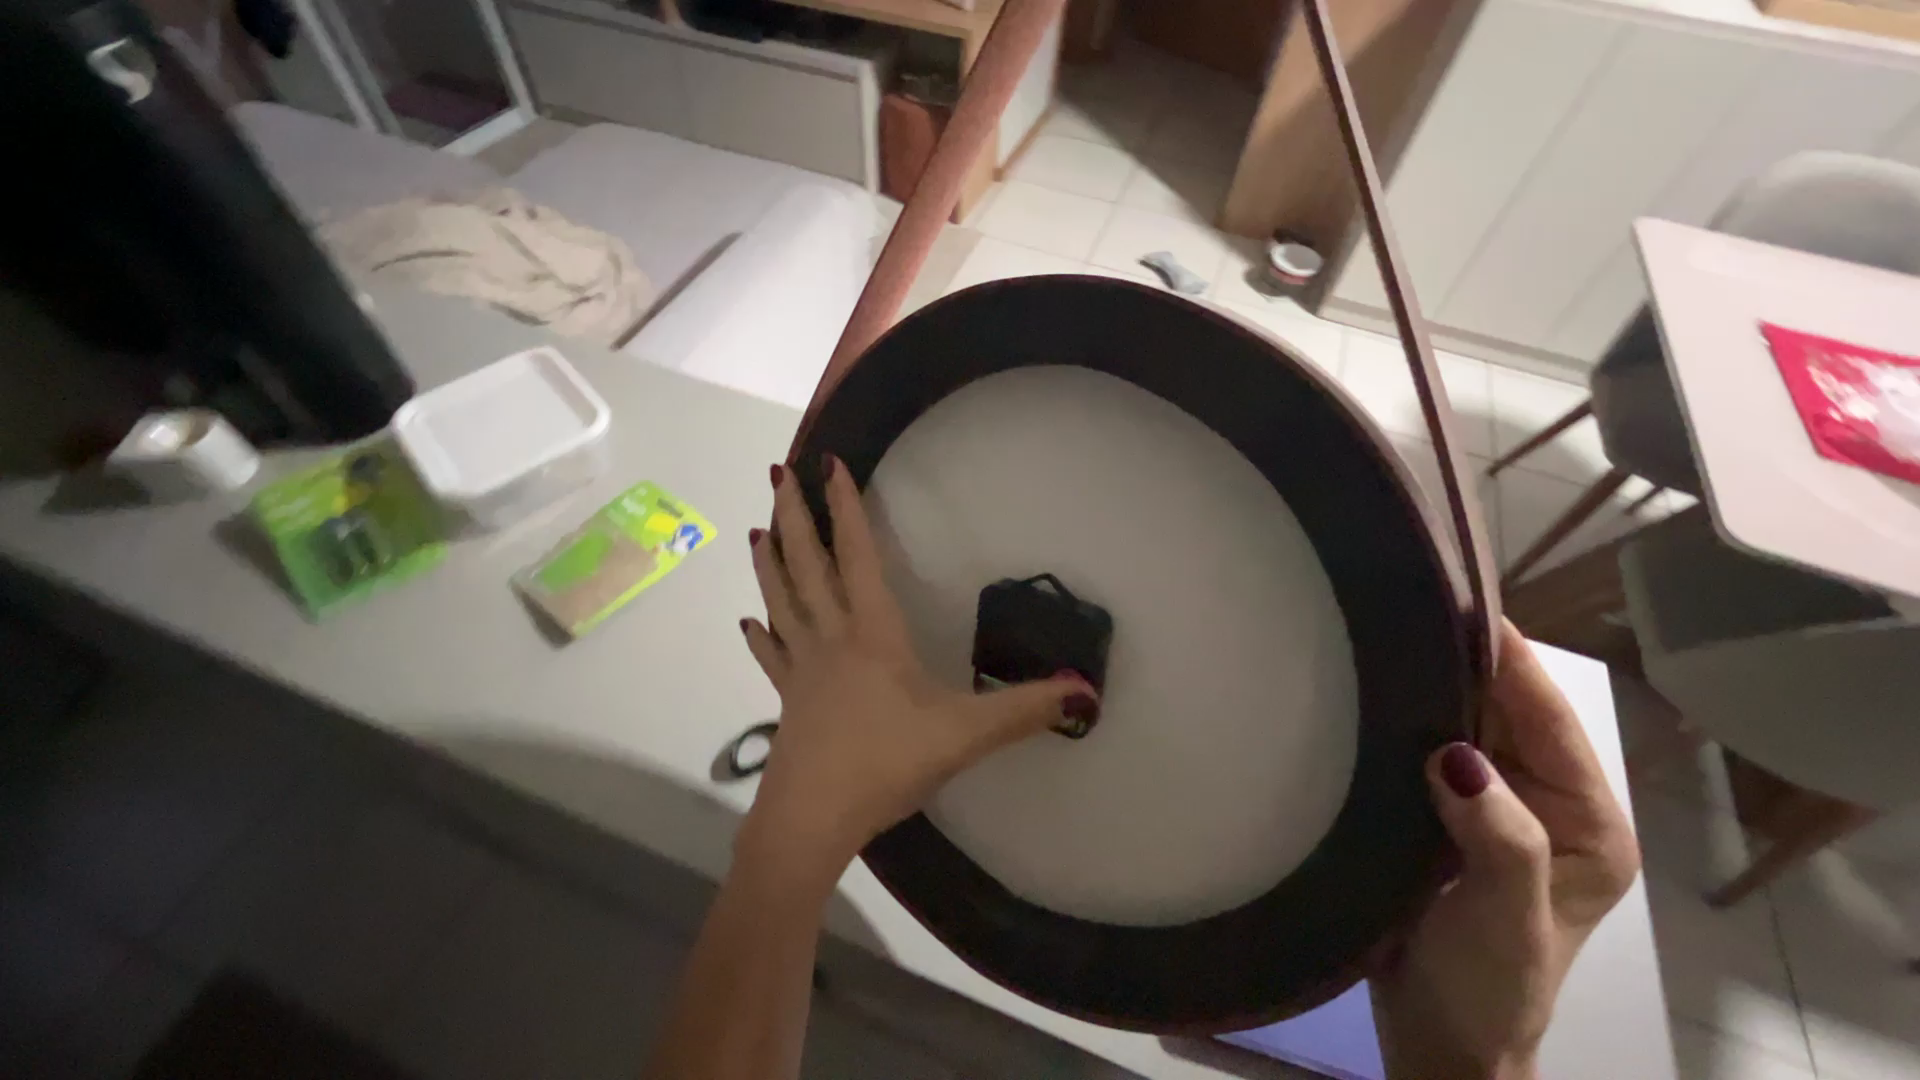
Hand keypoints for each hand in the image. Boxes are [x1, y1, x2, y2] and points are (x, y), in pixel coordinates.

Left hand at [736, 457, 1097, 871]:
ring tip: (756, 528)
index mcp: (872, 633)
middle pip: (806, 565)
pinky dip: (759, 635)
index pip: (857, 556)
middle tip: (776, 472)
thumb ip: (1022, 710)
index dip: (846, 508)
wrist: (813, 819)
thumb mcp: (964, 735)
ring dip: (769, 562)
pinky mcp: (788, 700)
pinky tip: (748, 622)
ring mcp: (803, 669)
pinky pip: (771, 656)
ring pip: (781, 602)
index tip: (828, 463)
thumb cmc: (885, 765)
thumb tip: (1084, 691)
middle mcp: (831, 638)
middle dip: (793, 516)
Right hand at [1370, 622, 1640, 1079]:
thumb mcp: (1508, 918)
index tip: (1461, 597)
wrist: (1436, 1036)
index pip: (1548, 716)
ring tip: (1374, 632)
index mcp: (1585, 819)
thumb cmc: (1487, 985)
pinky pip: (1423, 751)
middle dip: (1460, 661)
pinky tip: (1360, 693)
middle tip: (1399, 604)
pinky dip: (1400, 721)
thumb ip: (1499, 836)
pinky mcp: (1440, 813)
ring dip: (1425, 687)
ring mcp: (1489, 805)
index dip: (1509, 657)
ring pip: (1460, 725)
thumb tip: (1454, 753)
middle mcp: (1542, 800)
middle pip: (1504, 711)